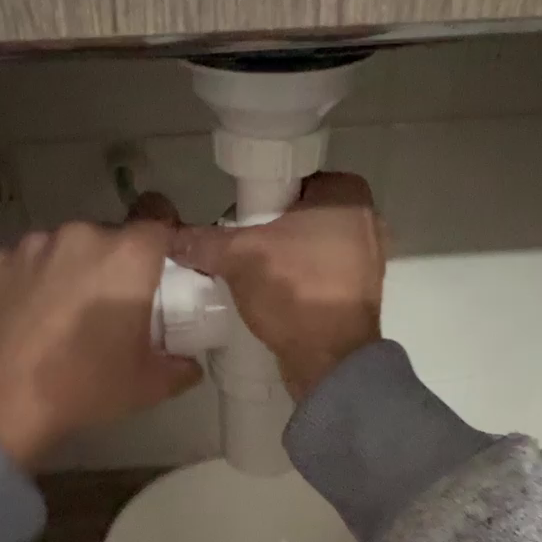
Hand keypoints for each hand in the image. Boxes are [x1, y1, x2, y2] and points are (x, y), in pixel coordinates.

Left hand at [0, 202, 201, 467]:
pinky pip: (30, 261)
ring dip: (75, 268)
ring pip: (68, 247)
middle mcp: (83, 235)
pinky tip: (33, 312)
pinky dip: (37, 278)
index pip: (161, 226)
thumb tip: (190, 363)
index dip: (165, 247)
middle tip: (114, 304)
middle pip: (112, 237)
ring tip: (68, 310)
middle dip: (117, 264)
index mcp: (128, 256)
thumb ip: (182, 367)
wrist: (4, 401)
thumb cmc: (86, 386)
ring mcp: (35, 244)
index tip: (164, 273)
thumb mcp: (150, 385)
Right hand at [169, 172, 385, 397]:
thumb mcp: (240, 258)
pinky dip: (299, 285)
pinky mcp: (360, 297)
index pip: (294, 180)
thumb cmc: (295, 292)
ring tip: (251, 276)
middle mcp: (367, 222)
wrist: (330, 361)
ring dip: (283, 261)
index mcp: (348, 195)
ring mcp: (368, 263)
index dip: (262, 197)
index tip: (239, 220)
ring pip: (312, 250)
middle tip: (240, 249)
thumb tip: (173, 237)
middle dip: (270, 232)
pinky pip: (321, 279)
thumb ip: (205, 242)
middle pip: (302, 217)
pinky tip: (274, 299)